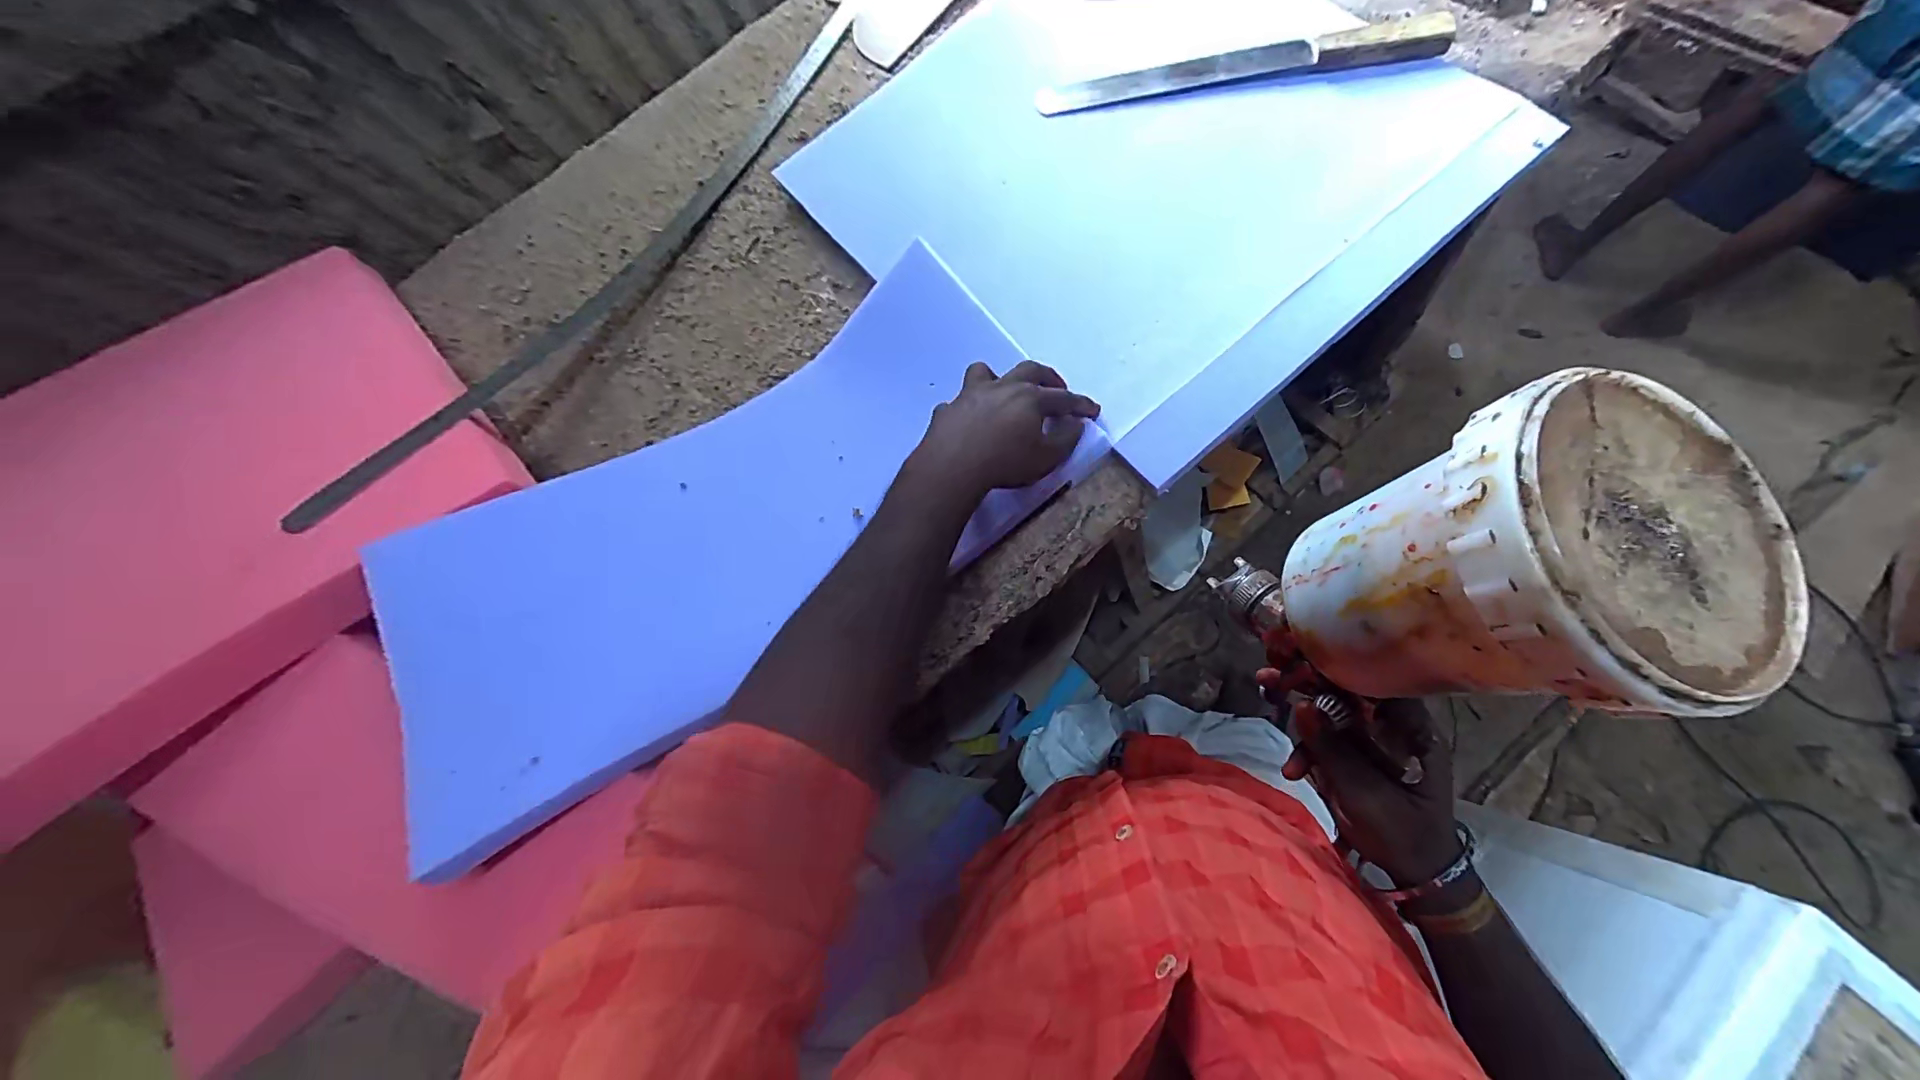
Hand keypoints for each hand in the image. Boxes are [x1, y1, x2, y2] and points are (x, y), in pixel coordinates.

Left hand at [905, 361, 1099, 499]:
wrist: (952, 467)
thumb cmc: (1005, 463)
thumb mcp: (1046, 458)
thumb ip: (1065, 439)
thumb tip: (1075, 424)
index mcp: (1030, 398)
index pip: (1063, 398)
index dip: (1081, 404)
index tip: (1093, 411)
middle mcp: (1001, 388)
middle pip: (1029, 371)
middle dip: (1048, 378)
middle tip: (1057, 389)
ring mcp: (970, 395)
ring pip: (985, 372)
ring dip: (997, 378)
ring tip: (1003, 391)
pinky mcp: (947, 410)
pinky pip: (957, 403)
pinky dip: (965, 409)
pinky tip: (966, 420)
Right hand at [1256, 635, 1458, 885]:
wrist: (1413, 872)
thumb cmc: (1404, 832)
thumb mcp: (1366, 794)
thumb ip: (1332, 750)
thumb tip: (1300, 705)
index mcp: (1409, 727)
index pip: (1373, 677)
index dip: (1336, 658)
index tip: (1300, 644)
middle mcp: (1388, 724)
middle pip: (1344, 685)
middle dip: (1305, 671)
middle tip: (1272, 655)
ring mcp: (1366, 738)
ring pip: (1327, 706)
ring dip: (1295, 697)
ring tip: (1263, 683)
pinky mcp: (1347, 753)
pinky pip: (1319, 736)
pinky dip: (1301, 745)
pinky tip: (1290, 768)